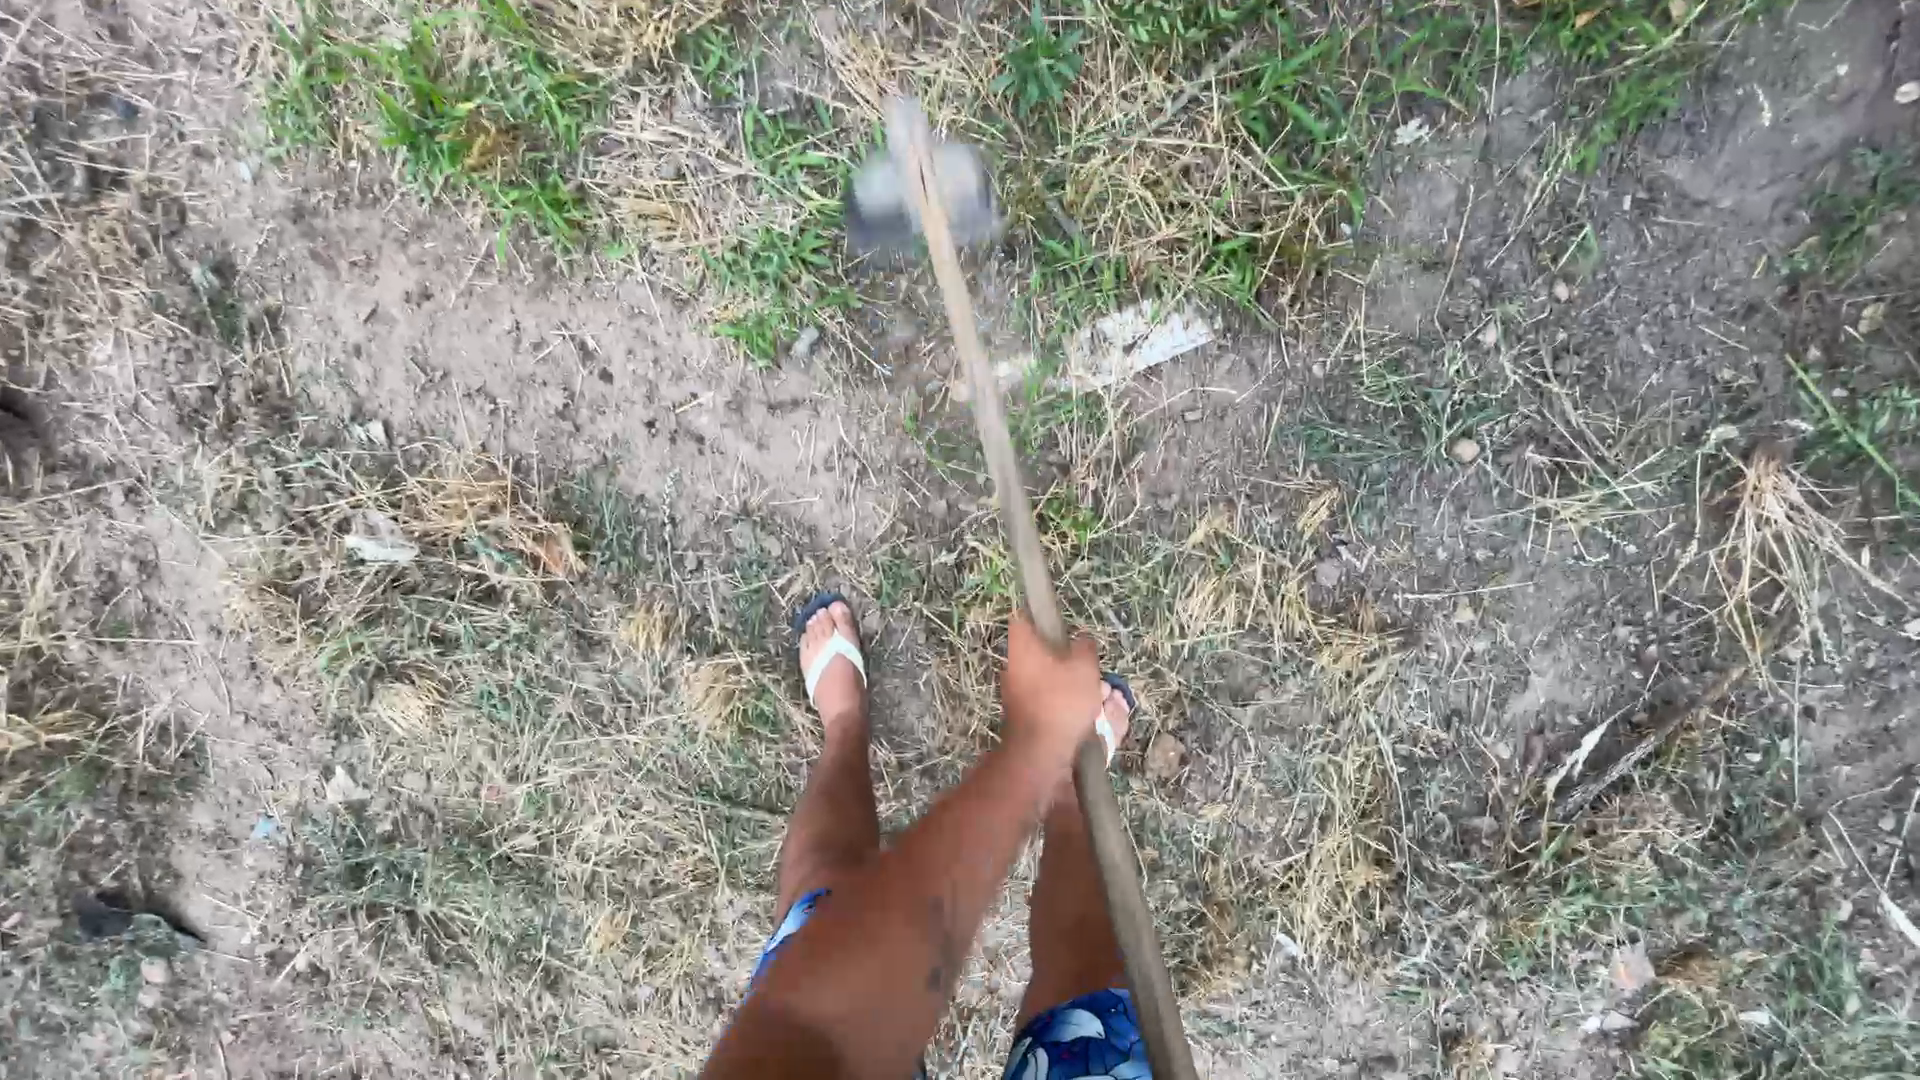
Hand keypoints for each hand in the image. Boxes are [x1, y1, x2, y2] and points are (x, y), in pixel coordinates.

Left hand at [1000, 612, 1102, 765]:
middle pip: (1039, 651)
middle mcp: (1012, 667)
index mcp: (1021, 647)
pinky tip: (1085, 713)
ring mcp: (1015, 692)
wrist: (1040, 751)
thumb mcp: (1084, 667)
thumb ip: (1085, 647)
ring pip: (1047, 678)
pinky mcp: (1023, 714)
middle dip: (1066, 657)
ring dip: (1069, 682)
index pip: (1022, 618)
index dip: (1039, 615)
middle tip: (1088, 665)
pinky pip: (1047, 698)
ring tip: (1095, 694)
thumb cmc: (1061, 700)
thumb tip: (1081, 639)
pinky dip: (1064, 701)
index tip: (1059, 623)